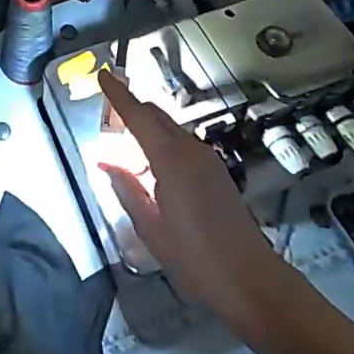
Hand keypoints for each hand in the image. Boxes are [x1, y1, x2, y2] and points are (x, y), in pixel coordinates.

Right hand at [96, 68, 287, 325]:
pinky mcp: (217, 171)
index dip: (118, 94)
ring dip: (147, 130)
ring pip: (170, 129)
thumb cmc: (194, 257)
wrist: (250, 279)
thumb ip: (127, 189)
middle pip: (156, 115)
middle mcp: (191, 149)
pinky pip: (182, 144)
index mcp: (170, 159)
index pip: (138, 115)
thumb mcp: (150, 228)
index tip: (103, 75)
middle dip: (131, 110)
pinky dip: (162, 145)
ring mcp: (208, 158)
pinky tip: (151, 170)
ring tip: (125, 151)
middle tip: (107, 121)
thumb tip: (106, 163)